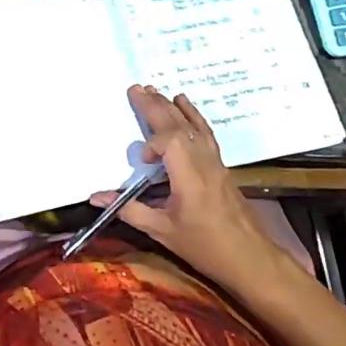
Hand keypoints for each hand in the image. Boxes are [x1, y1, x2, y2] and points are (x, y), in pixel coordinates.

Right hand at [89, 85, 279, 289]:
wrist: (248, 256)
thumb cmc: (205, 246)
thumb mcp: (163, 232)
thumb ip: (130, 211)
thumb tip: (97, 197)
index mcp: (190, 177)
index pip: (171, 141)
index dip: (152, 142)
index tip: (142, 160)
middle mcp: (204, 162)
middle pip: (179, 125)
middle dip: (156, 106)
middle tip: (136, 88)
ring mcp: (215, 162)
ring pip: (193, 126)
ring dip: (173, 107)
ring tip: (156, 91)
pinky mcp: (220, 166)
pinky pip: (205, 133)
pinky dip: (193, 117)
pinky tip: (186, 107)